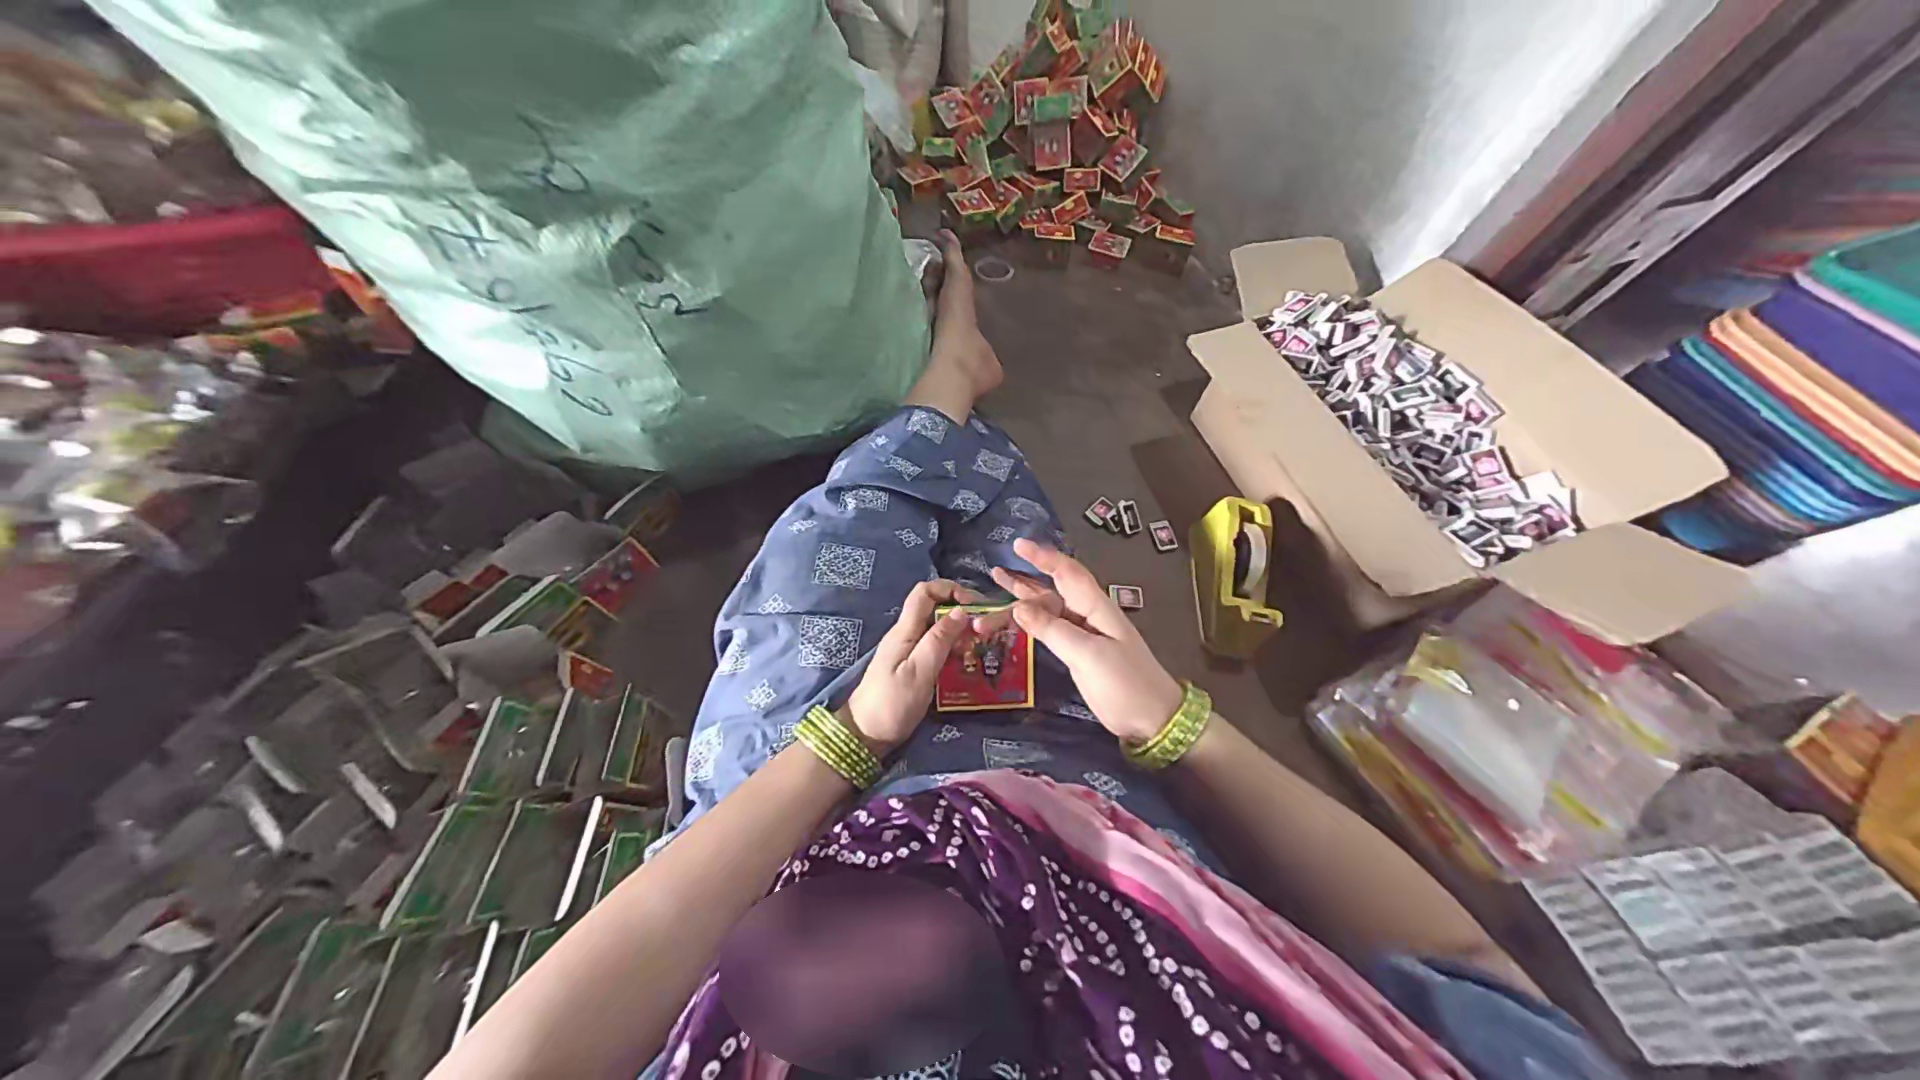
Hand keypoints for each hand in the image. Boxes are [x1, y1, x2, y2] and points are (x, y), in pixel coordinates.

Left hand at [842, 579, 978, 753]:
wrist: (865, 735)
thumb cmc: (892, 704)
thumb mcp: (920, 672)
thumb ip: (939, 640)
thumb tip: (962, 611)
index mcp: (905, 630)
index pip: (925, 591)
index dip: (951, 589)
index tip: (975, 606)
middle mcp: (906, 634)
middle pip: (935, 608)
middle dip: (962, 612)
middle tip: (986, 629)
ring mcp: (908, 650)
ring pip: (938, 628)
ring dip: (961, 632)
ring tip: (983, 646)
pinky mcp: (912, 666)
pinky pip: (936, 647)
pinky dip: (954, 649)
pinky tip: (968, 662)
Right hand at [990, 539, 1183, 743]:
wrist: (1154, 719)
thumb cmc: (1126, 683)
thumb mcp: (1088, 655)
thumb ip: (1053, 630)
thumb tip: (1019, 607)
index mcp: (1095, 607)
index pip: (1066, 573)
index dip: (1042, 557)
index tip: (1018, 544)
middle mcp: (1087, 615)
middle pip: (1051, 590)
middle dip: (1024, 579)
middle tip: (995, 571)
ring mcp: (1083, 634)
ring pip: (1047, 610)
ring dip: (1022, 602)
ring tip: (997, 592)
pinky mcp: (1079, 653)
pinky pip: (1049, 629)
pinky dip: (1030, 623)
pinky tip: (1016, 620)